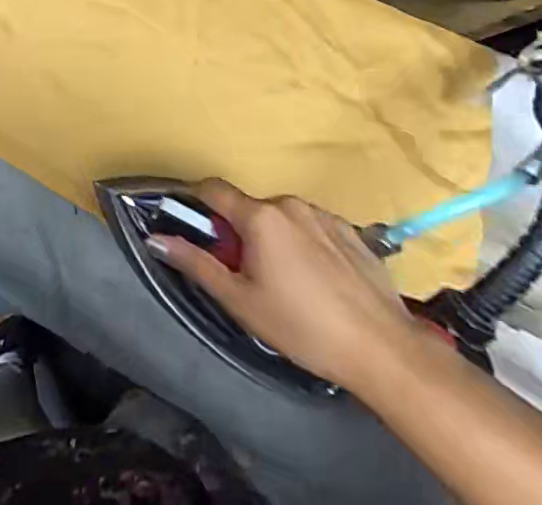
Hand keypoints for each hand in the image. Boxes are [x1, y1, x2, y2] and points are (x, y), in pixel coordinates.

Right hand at [150, 179, 429, 389]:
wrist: (386, 352)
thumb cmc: (303, 326)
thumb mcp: (240, 300)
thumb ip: (196, 263)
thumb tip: (155, 239)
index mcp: (260, 216)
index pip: (212, 189)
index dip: (196, 202)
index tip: (196, 230)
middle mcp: (291, 205)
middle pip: (248, 208)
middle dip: (240, 232)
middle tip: (247, 275)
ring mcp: (326, 217)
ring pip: (281, 218)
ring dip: (273, 238)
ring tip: (287, 282)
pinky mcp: (354, 233)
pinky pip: (312, 228)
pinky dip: (304, 244)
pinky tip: (318, 282)